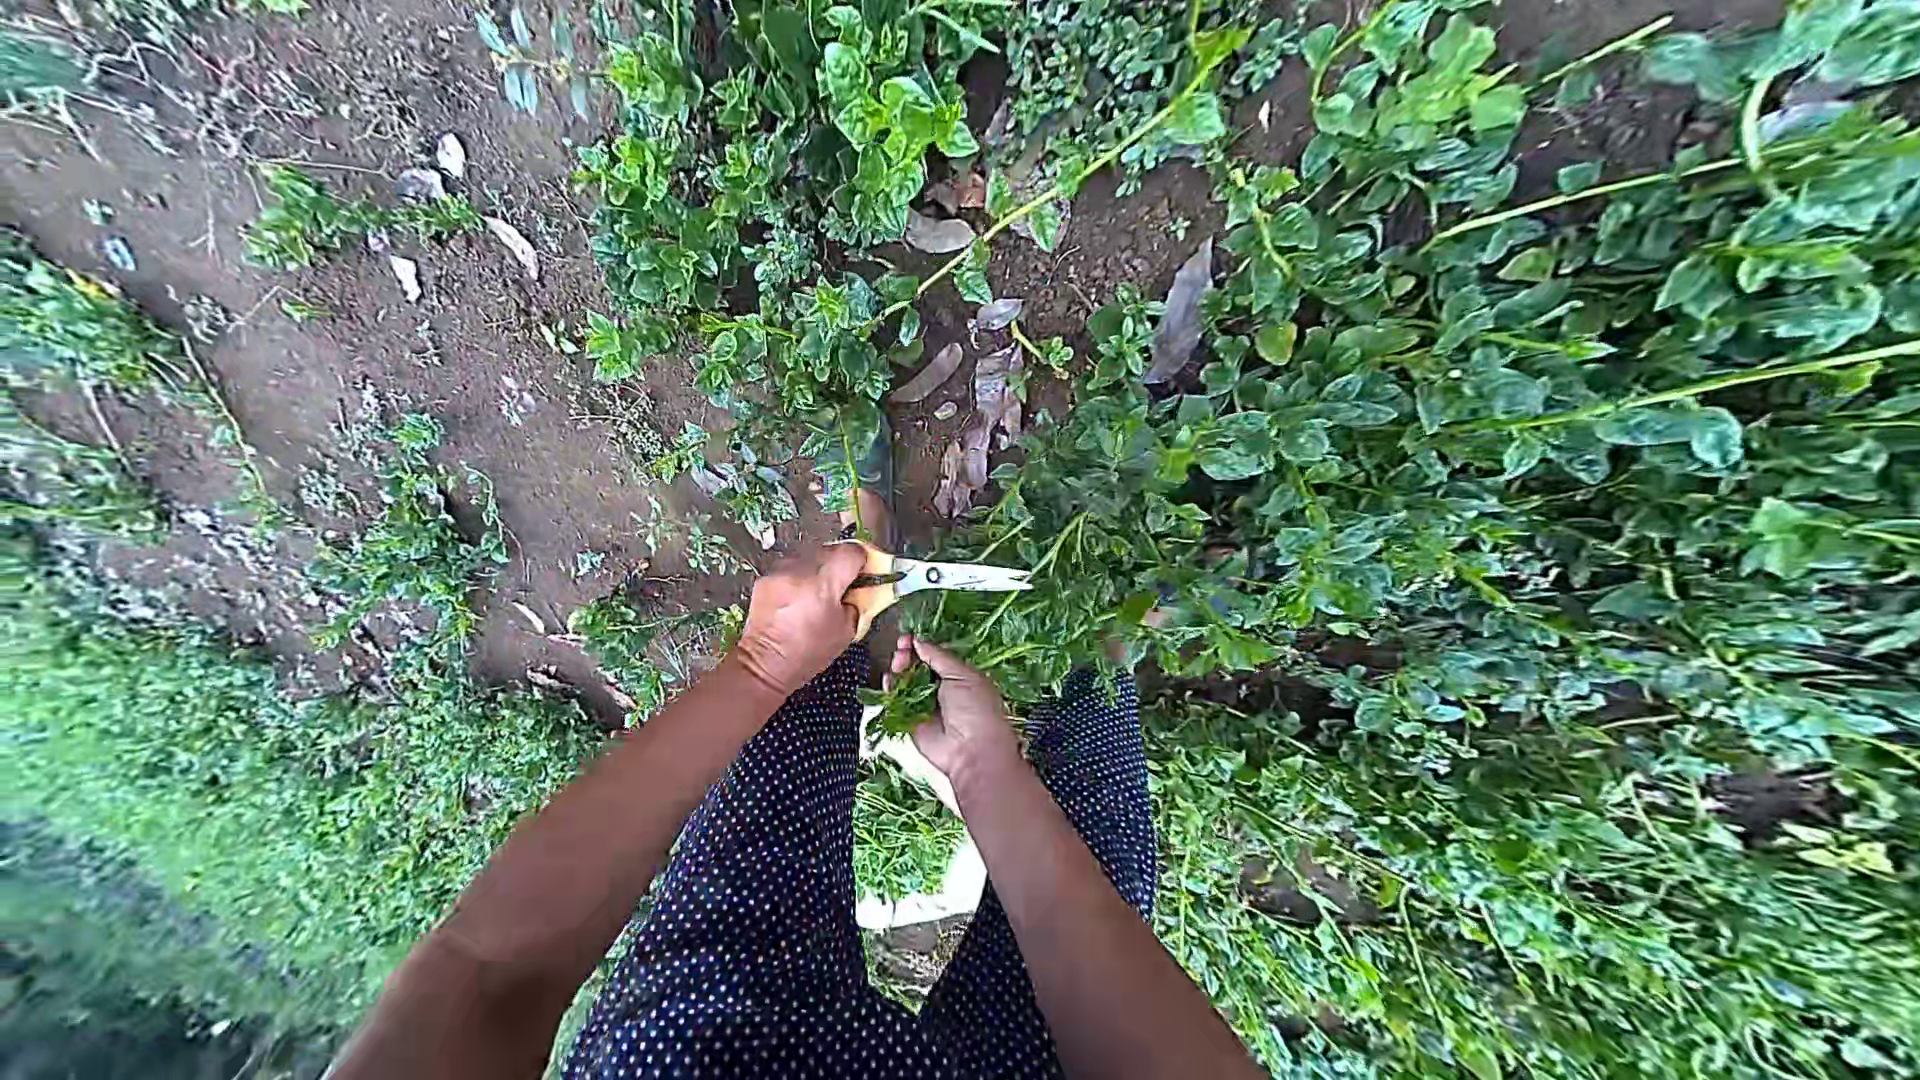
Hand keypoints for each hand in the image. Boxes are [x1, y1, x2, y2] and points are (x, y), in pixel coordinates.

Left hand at [731, 544, 867, 696]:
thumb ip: (857, 601)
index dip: (863, 560)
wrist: (764, 664)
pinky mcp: (766, 577)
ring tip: (819, 592)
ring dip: (820, 568)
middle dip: (841, 564)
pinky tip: (798, 597)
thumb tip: (861, 587)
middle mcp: (801, 570)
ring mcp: (780, 571)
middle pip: (832, 550)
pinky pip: (792, 568)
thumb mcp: (847, 630)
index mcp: (824, 583)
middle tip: (845, 585)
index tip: (865, 572)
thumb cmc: (810, 652)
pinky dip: (800, 577)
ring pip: (810, 556)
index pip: (852, 551)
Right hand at [889, 634, 1022, 789]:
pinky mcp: (910, 719)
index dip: (920, 646)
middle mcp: (940, 688)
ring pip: (905, 681)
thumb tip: (918, 641)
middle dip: (907, 655)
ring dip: (899, 669)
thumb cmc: (975, 709)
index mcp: (958, 675)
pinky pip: (897, 701)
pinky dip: (890, 689)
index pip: (934, 655)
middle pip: (917, 666)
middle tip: (902, 650)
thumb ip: (938, 656)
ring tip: (897, 664)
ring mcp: (924, 703)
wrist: (971, 750)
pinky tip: (889, 680)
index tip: (908, 638)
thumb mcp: (962, 674)